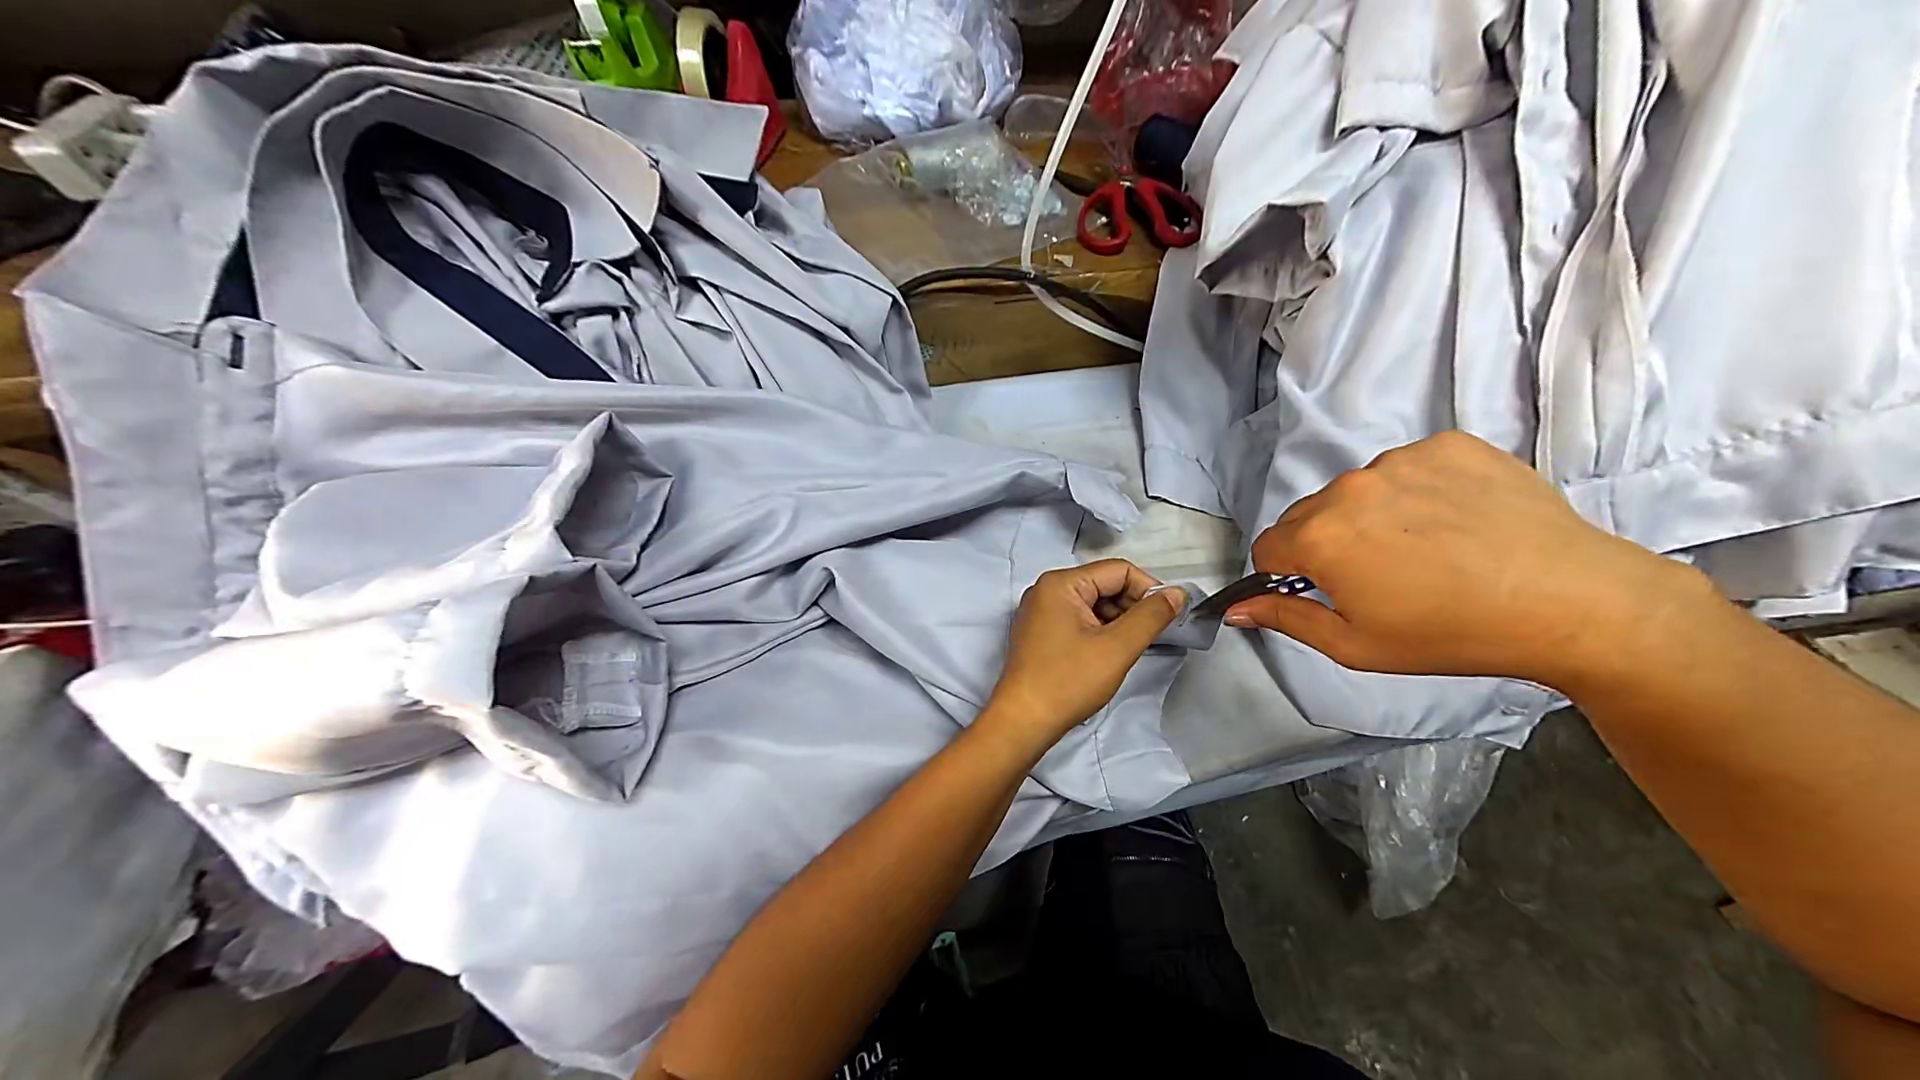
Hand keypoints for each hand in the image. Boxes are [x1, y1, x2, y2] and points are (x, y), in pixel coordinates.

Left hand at [984, 559, 1184, 743]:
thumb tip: (1176, 594)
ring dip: (1118, 621)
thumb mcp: (1117, 647)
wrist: (1023, 721)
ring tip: (1131, 648)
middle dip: (1133, 606)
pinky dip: (1100, 631)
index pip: (1119, 570)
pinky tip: (1111, 653)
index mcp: (1061, 583)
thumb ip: (1151, 616)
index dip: (1148, 590)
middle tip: (1151, 636)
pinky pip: (1079, 619)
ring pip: (1094, 603)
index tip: (1168, 616)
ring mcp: (1040, 611)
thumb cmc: (1068, 681)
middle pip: (1105, 584)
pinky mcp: (1040, 632)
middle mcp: (1046, 589)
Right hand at [1224, 431, 1720, 689]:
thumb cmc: (1452, 633)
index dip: (1289, 576)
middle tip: (1381, 577)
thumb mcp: (1356, 645)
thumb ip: (1286, 619)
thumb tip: (1236, 608)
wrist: (1572, 601)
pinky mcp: (1449, 444)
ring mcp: (1401, 459)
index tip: (1326, 592)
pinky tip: (1455, 521)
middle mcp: (1348, 486)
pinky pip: (1408, 467)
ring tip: (1426, 548)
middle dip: (1327, 543)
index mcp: (1319, 536)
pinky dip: (1417, 491)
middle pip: (1309, 515)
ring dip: (1371, 515)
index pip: (1269, 547)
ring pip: (1357, 490)